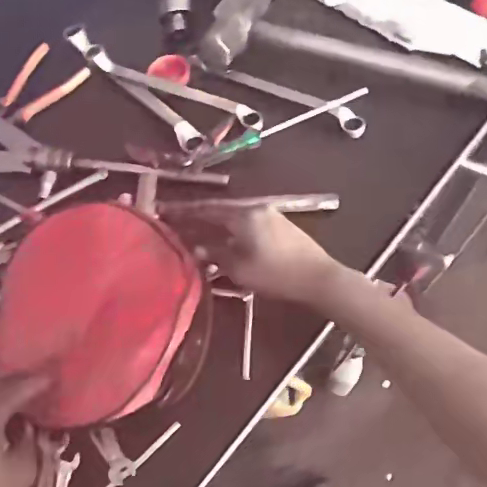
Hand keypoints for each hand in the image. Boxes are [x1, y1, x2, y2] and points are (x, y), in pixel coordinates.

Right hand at [190, 207, 348, 305]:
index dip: (186, 212)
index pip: (207, 209)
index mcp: (243, 214)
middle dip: (201, 220)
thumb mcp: (240, 268)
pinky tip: (228, 244)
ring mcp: (271, 216)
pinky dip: (234, 233)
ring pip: (236, 220)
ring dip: (218, 228)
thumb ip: (216, 254)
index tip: (168, 213)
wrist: (319, 278)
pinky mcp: (281, 227)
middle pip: (221, 212)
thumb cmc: (275, 273)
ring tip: (201, 238)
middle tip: (181, 227)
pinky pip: (249, 226)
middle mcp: (256, 209)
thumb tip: (197, 248)